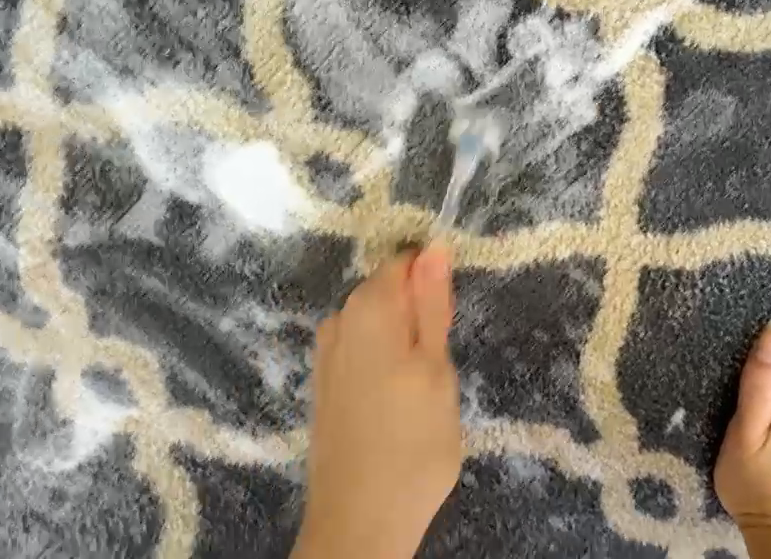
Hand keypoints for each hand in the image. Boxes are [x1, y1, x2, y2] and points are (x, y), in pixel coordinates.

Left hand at [292, 243, 462, 558]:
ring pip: (378, 325)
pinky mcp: (323, 383)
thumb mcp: (436, 367)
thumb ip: (432, 303)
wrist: (358, 523)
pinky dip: (383, 366)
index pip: (406, 263)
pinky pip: (362, 352)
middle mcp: (338, 318)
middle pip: (389, 293)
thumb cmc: (412, 444)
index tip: (446, 330)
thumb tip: (434, 247)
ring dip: (402, 345)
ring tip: (419, 396)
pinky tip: (394, 407)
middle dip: (418, 318)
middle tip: (437, 371)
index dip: (433, 290)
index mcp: (368, 306)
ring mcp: (326, 352)